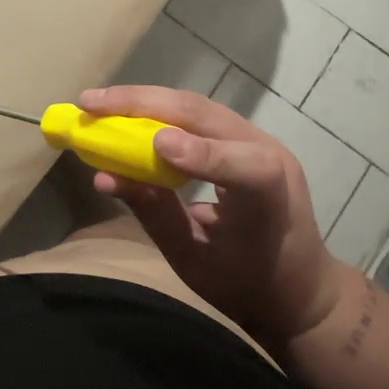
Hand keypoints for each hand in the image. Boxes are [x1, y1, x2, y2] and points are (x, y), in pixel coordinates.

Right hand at [83, 85, 357, 349]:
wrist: (299, 288)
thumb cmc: (248, 285)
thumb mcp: (194, 260)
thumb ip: (154, 214)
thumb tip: (102, 176)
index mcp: (269, 196)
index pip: (243, 165)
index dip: (201, 152)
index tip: (155, 145)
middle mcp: (268, 153)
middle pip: (202, 112)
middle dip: (141, 104)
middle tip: (89, 104)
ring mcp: (256, 138)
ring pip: (195, 105)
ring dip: (143, 100)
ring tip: (98, 104)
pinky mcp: (242, 136)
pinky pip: (196, 113)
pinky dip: (157, 109)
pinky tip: (125, 111)